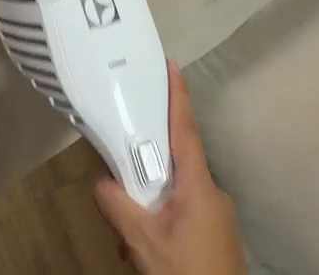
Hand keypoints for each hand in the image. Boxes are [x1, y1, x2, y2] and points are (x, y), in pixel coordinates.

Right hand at [96, 62, 245, 274]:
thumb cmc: (185, 273)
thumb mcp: (143, 241)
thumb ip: (117, 205)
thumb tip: (101, 181)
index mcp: (200, 186)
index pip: (185, 129)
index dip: (177, 96)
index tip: (170, 64)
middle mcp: (213, 194)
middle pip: (173, 164)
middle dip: (143, 170)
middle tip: (118, 180)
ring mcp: (218, 217)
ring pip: (174, 194)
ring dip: (149, 207)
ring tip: (129, 241)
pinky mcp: (216, 237)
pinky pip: (183, 214)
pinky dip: (160, 222)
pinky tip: (144, 250)